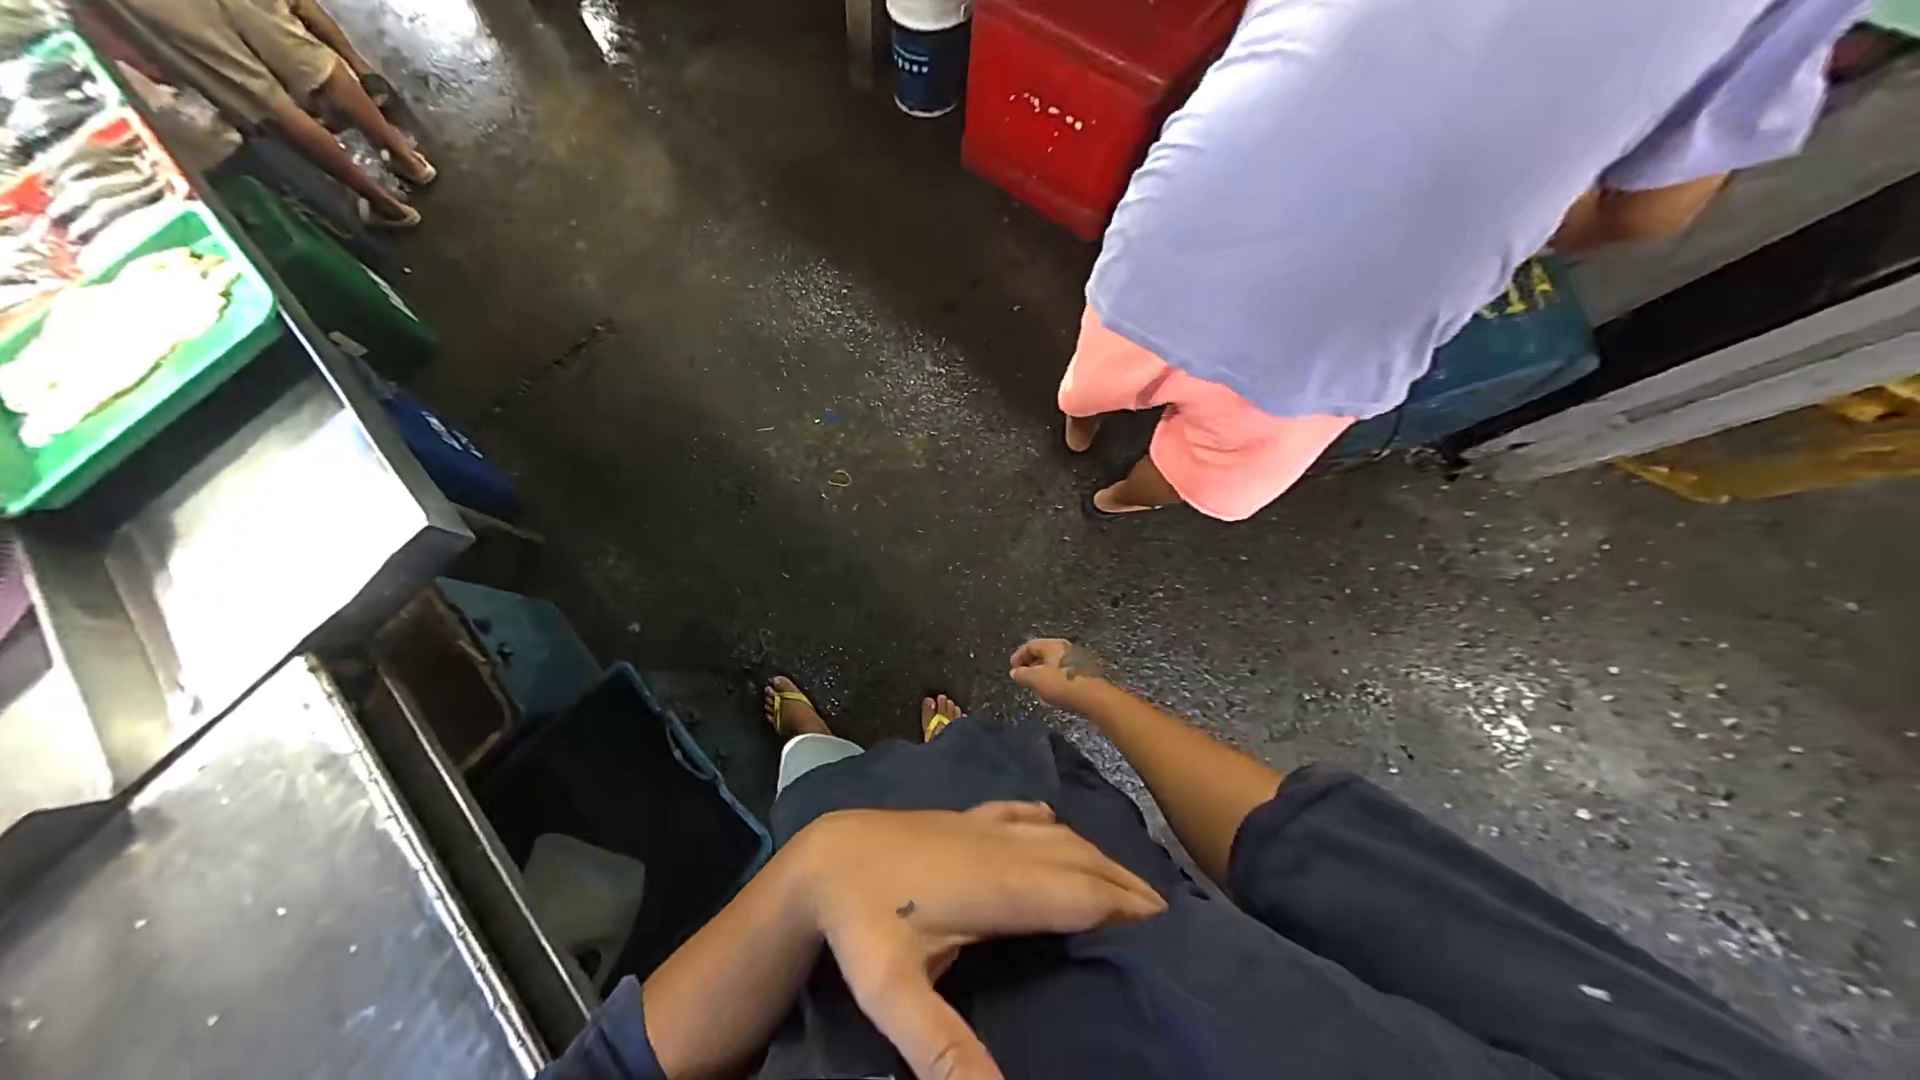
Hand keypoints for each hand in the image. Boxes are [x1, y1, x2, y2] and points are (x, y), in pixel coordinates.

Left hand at [791, 802, 1165, 1079]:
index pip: (1079, 895)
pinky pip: (1020, 812)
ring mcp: (981, 826)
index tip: (1168, 927)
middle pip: (1079, 860)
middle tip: (1164, 914)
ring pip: (1056, 833)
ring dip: (1095, 854)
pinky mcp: (962, 815)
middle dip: (1123, 883)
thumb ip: (945, 1050)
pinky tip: (1054, 821)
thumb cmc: (860, 922)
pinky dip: (1049, 822)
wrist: (823, 855)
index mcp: (999, 888)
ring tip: (1125, 881)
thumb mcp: (895, 994)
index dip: (1126, 908)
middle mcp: (1002, 848)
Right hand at [1009, 637, 1113, 710]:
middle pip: (1043, 654)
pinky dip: (1055, 682)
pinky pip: (1065, 674)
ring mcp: (1078, 660)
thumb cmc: (1062, 685)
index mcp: (1052, 645)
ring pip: (1055, 665)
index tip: (1012, 669)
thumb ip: (1022, 675)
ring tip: (1038, 690)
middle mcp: (1066, 648)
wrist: (1095, 697)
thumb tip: (1015, 672)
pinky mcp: (1086, 673)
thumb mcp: (1036, 680)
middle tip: (1024, 679)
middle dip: (1031, 667)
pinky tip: (1054, 696)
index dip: (1018, 656)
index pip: (1030, 645)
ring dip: (1043, 676)